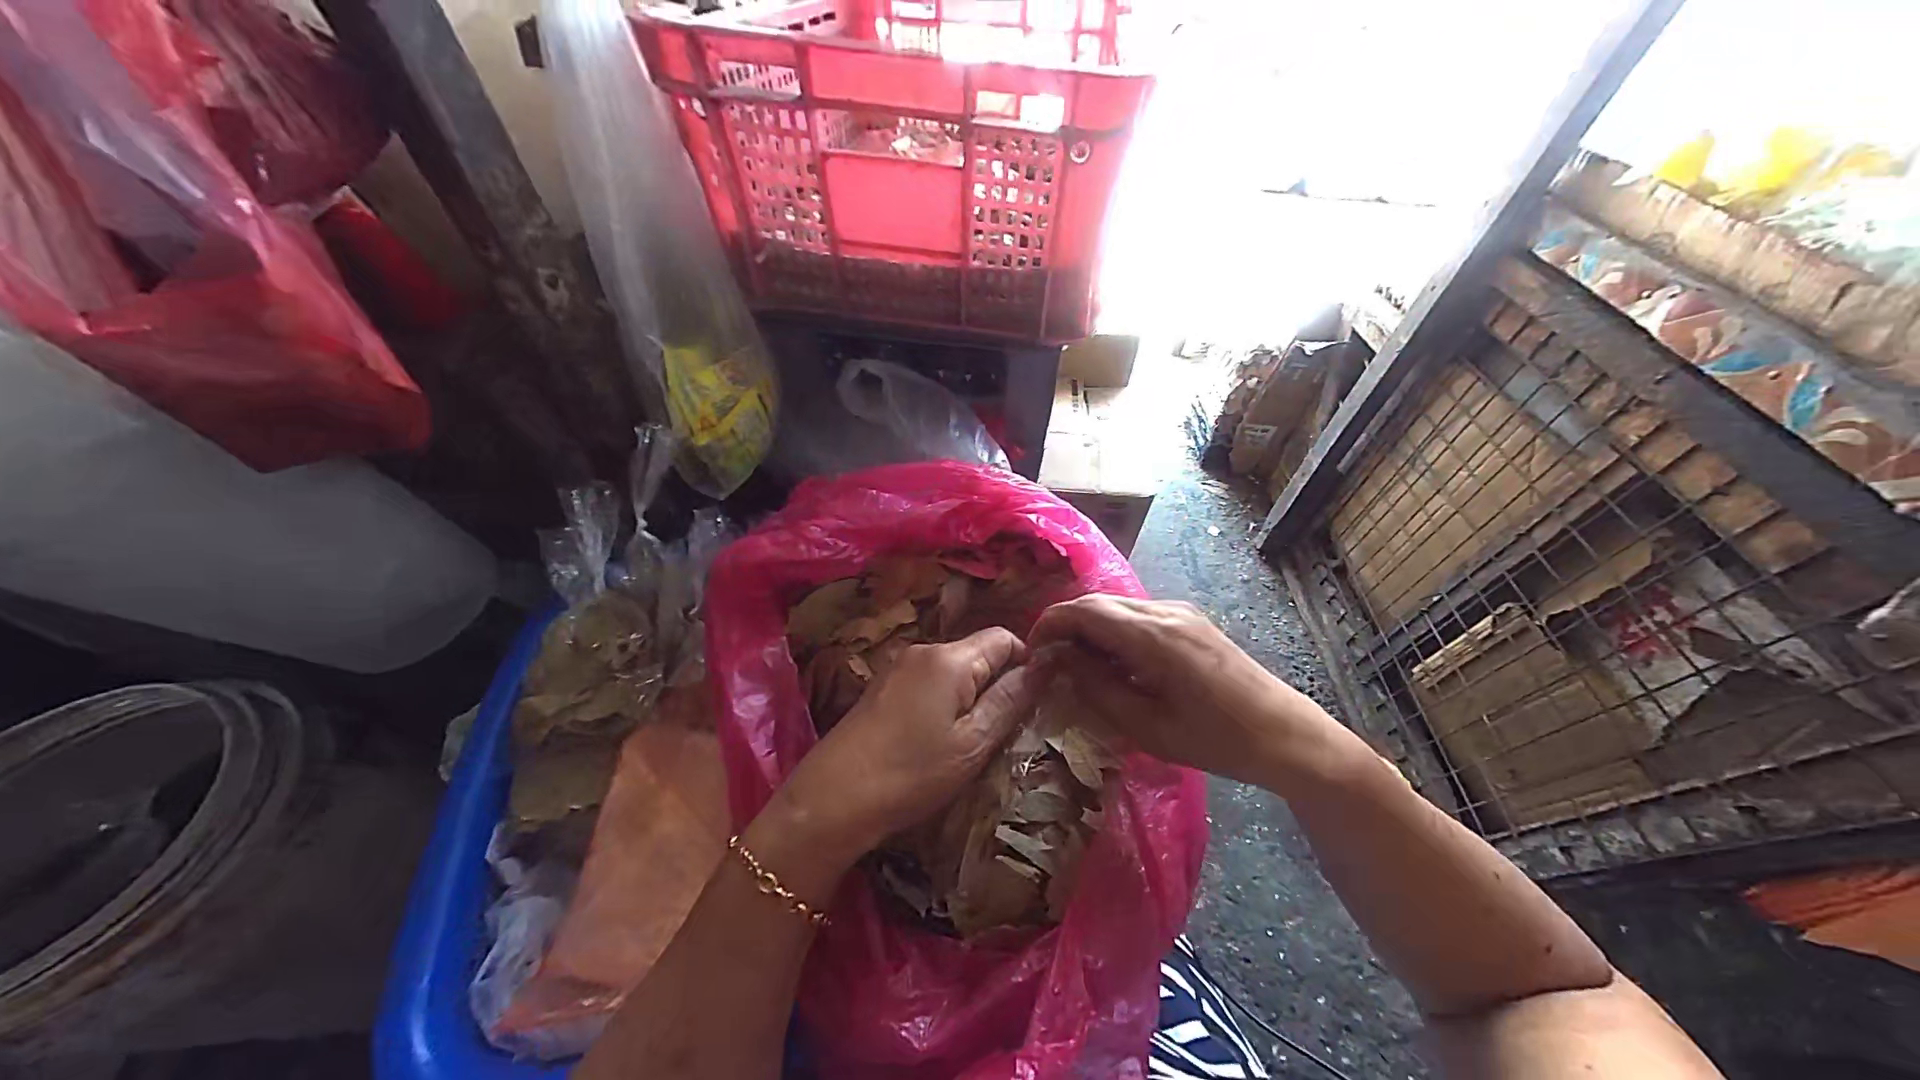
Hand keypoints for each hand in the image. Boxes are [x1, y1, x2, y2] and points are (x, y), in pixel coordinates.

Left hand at [759, 628, 1046, 885]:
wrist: (832, 799)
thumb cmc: (911, 773)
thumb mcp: (973, 742)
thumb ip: (1011, 699)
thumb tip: (1045, 663)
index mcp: (949, 658)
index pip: (1005, 637)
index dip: (1027, 662)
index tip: (1033, 702)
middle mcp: (923, 650)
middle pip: (978, 651)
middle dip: (998, 682)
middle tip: (1006, 729)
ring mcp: (899, 667)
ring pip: (954, 669)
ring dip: (971, 696)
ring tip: (973, 740)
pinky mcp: (883, 688)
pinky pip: (929, 682)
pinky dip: (945, 702)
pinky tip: (938, 739)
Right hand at [1029, 595, 1367, 792]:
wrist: (1285, 735)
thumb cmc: (1217, 740)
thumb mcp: (1147, 726)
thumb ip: (1098, 688)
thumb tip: (1060, 662)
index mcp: (1153, 635)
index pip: (1084, 610)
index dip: (1049, 624)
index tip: (1032, 652)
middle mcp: (1165, 611)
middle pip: (1098, 603)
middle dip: (1066, 626)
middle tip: (1050, 662)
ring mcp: (1181, 612)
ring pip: (1117, 607)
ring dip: (1090, 629)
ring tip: (1079, 668)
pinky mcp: (1190, 621)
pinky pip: (1138, 616)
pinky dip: (1114, 632)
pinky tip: (1115, 665)